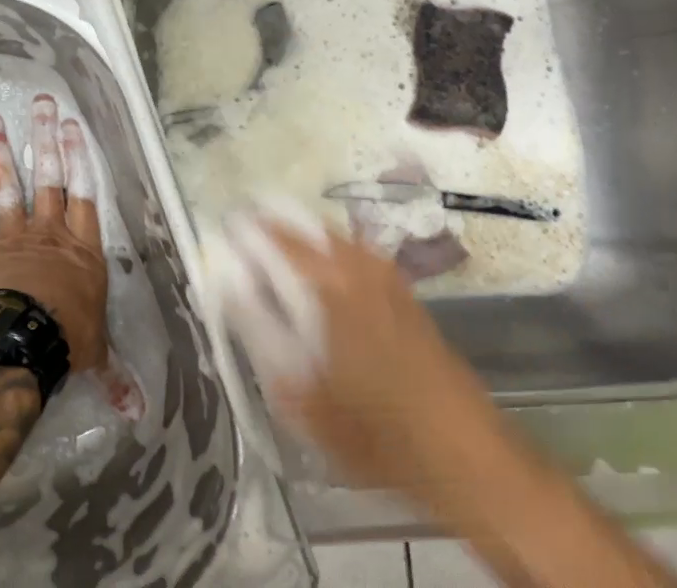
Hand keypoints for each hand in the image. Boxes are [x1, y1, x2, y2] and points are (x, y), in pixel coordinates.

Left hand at [0, 94, 143, 417]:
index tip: (73, 124)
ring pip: (6, 189)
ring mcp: (12, 239)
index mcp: (81, 249)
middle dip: (44, 138)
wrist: (22, 346)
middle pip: (48, 177)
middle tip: (39, 102)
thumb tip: (139, 410)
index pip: (84, 193)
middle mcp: (47, 234)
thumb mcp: (97, 354)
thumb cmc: (67, 341)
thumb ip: (115, 372)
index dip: (80, 158)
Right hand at [208, 206, 496, 491]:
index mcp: (324, 283)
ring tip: (267, 260)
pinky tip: (314, 282)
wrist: (462, 453)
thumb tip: (226, 283)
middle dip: (263, 226)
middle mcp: (355, 264)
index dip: (234, 233)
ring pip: (326, 235)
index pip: (265, 234)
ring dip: (294, 237)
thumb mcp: (297, 393)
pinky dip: (323, 252)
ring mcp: (384, 274)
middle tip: (235, 244)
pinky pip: (350, 252)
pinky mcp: (402, 291)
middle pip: (298, 223)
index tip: (214, 242)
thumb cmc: (371, 431)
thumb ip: (256, 329)